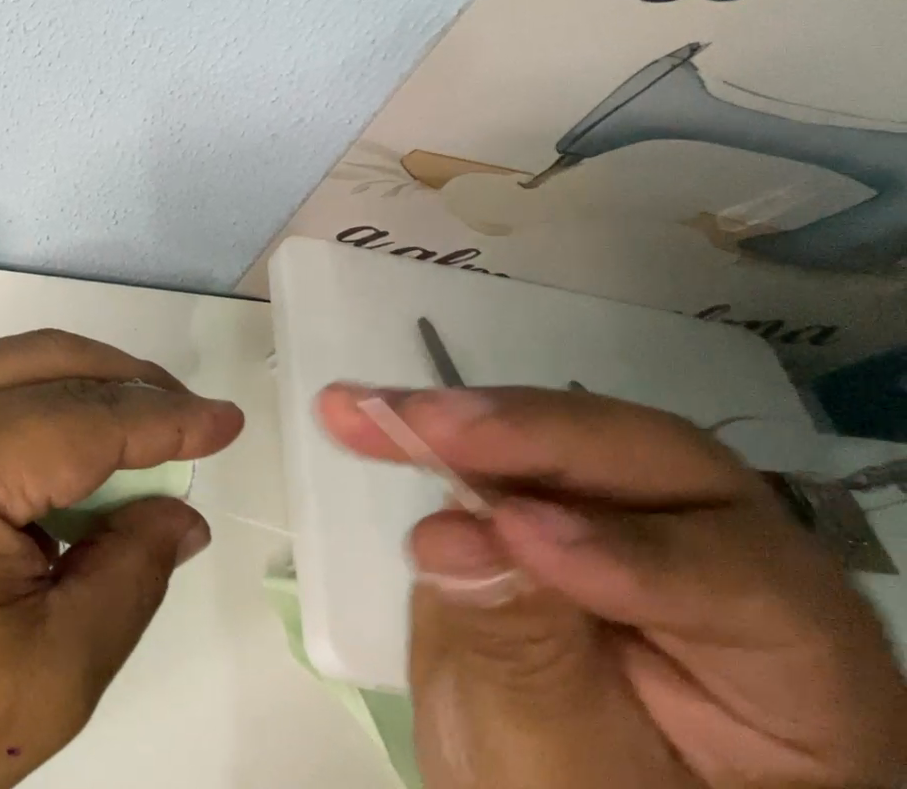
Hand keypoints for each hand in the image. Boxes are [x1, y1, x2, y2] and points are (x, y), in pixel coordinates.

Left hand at [0, 330, 243, 786]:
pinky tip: (63, 460)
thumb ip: (131, 572)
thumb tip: (177, 514)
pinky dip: (26, 412)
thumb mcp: (53, 666)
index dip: (166, 421)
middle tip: (188, 424)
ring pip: (3, 369)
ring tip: (139, 439)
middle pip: (42, 364)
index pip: (84, 419)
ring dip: (76, 391)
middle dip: (125, 385)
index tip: (228, 424)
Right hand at [317, 384, 906, 788]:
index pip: (749, 589)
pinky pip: (506, 461)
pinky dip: (432, 438)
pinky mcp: (553, 510)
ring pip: (577, 450)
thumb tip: (453, 533)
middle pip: (666, 475)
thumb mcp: (552, 766)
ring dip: (465, 426)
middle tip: (419, 423)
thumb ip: (521, 655)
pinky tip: (367, 420)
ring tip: (361, 412)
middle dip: (532, 441)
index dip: (633, 553)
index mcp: (804, 677)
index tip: (509, 531)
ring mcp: (639, 529)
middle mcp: (741, 572)